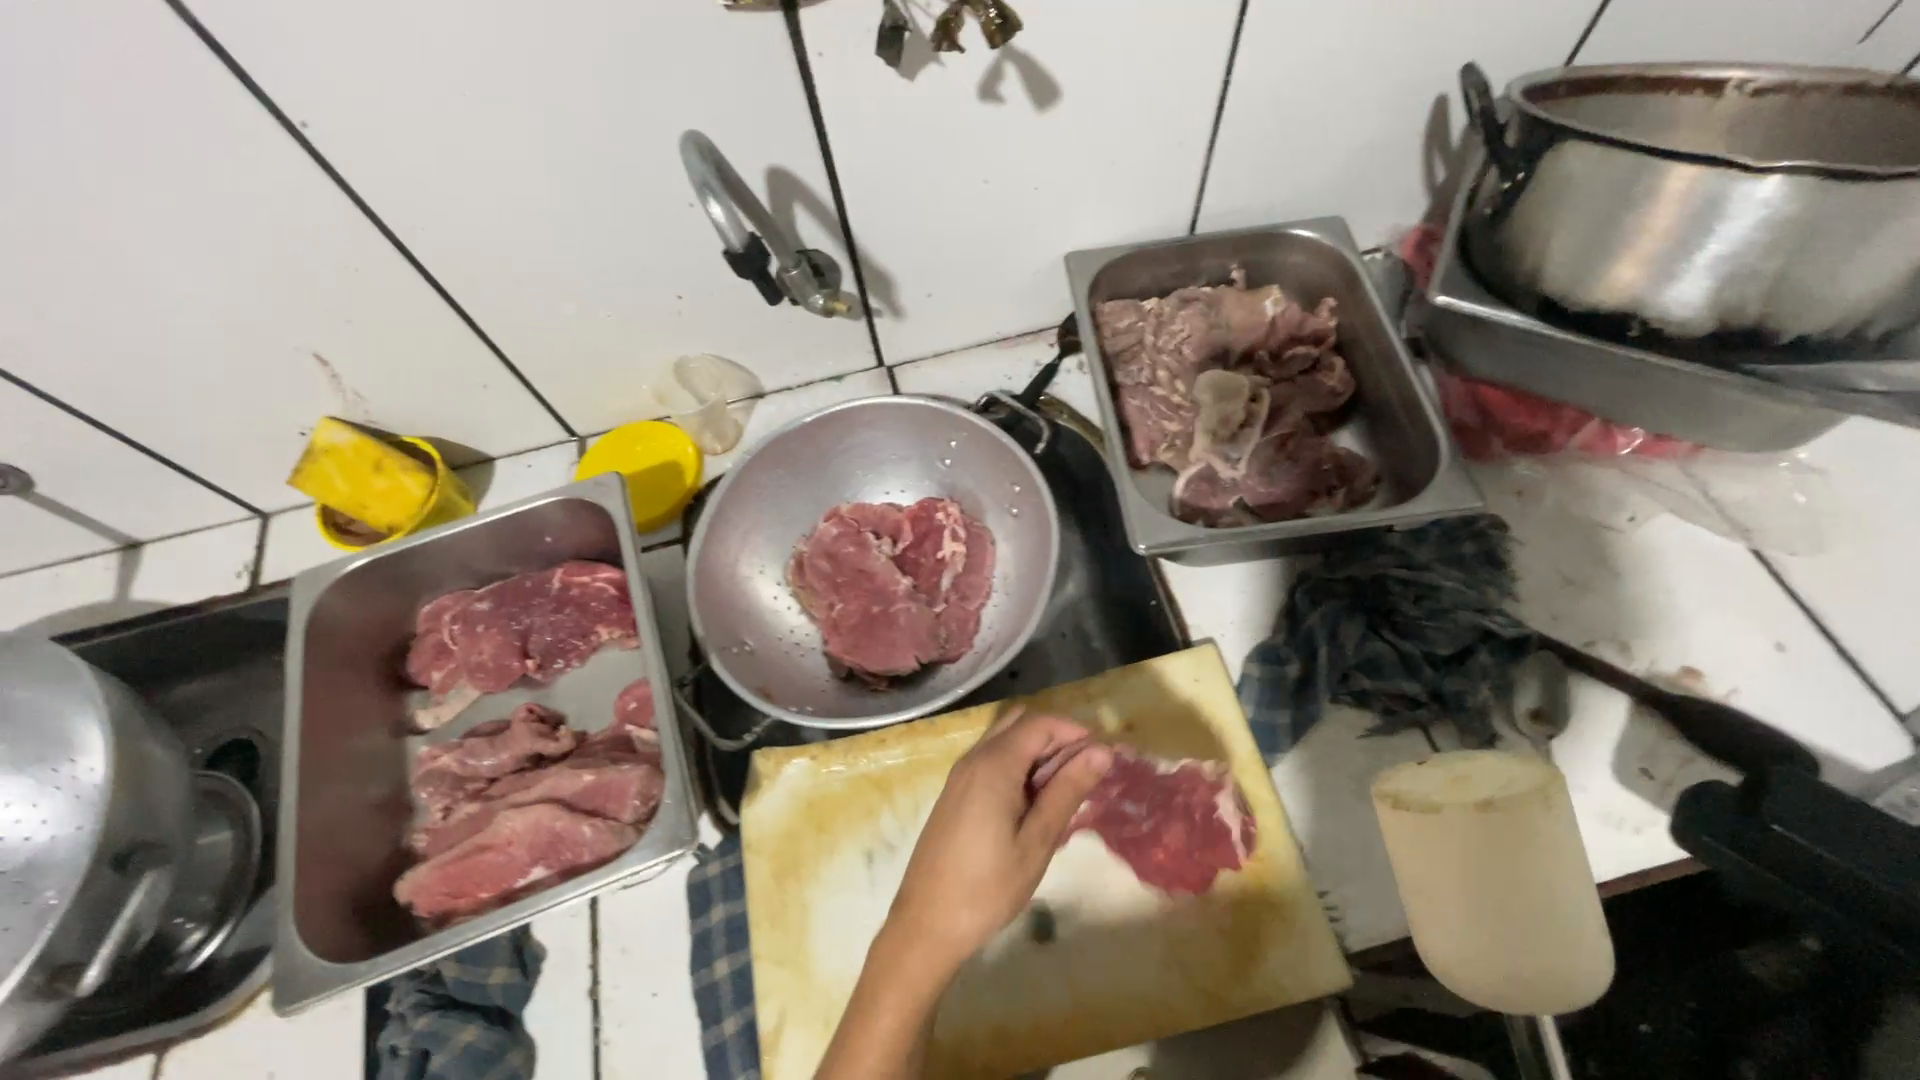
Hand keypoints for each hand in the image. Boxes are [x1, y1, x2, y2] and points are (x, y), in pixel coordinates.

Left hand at [880, 707, 1113, 975]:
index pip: (1040, 722)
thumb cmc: (988, 887)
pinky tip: (1037, 810)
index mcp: (993, 764)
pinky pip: (993, 764)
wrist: (926, 924)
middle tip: (1084, 778)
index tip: (1103, 760)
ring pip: (1007, 743)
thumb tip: (1101, 751)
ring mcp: (961, 776)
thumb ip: (1067, 791)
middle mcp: (974, 758)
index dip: (1075, 732)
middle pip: (1021, 725)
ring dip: (1039, 757)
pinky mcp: (956, 794)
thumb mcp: (1037, 841)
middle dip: (1057, 740)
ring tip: (1065, 796)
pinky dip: (1020, 771)